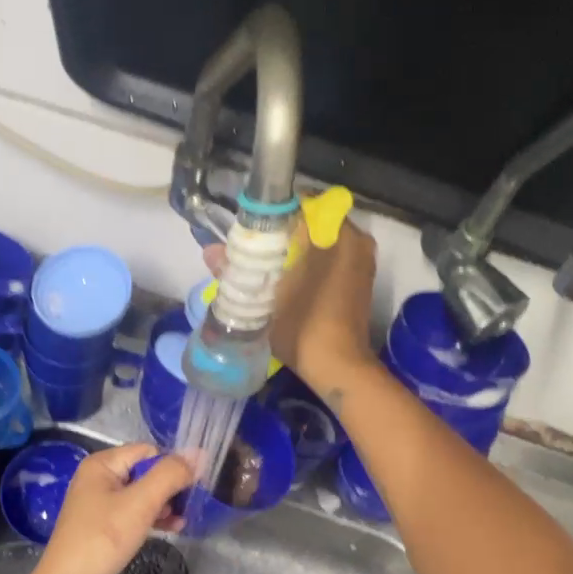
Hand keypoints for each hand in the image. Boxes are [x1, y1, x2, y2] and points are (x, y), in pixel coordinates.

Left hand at [25, 445, 193, 573]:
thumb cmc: (103, 539)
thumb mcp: (140, 503)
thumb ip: (170, 476)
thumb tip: (199, 453)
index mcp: (102, 464)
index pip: (149, 451)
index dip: (173, 466)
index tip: (193, 488)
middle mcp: (99, 478)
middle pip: (146, 472)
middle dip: (170, 489)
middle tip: (188, 507)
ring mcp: (100, 503)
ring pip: (142, 495)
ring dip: (164, 506)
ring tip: (182, 522)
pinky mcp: (103, 526)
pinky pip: (134, 514)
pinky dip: (152, 519)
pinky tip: (172, 529)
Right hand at [204, 219, 377, 394]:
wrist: (339, 367)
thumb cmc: (305, 327)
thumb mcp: (267, 299)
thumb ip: (238, 271)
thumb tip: (210, 251)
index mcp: (334, 234)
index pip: (300, 206)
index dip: (272, 218)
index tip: (252, 235)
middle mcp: (355, 239)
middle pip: (311, 225)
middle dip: (284, 236)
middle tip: (257, 254)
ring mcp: (362, 260)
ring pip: (321, 243)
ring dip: (297, 253)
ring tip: (269, 270)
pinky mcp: (361, 280)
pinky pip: (332, 259)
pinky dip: (311, 266)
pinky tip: (289, 283)